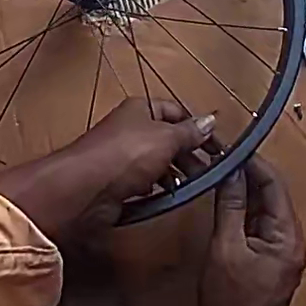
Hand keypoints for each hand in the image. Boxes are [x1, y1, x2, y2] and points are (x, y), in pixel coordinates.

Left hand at [0, 100, 214, 244]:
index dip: (197, 127)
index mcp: (141, 109)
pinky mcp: (119, 181)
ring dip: (176, 173)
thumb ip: (189, 132)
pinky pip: (146, 181)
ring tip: (192, 187)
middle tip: (212, 173)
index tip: (219, 148)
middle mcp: (132, 128)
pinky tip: (166, 196)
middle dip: (190, 153)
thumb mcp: (165, 138)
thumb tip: (211, 119)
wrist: (86, 188)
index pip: (176, 111)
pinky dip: (158, 188)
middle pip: (169, 137)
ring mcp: (124, 155)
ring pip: (159, 161)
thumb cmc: (127, 154)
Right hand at [197, 156, 305, 305]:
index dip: (249, 159)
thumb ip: (230, 203)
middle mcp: (289, 238)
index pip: (273, 182)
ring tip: (212, 163)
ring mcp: (278, 247)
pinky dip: (237, 200)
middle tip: (213, 150)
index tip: (223, 143)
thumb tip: (228, 166)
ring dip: (238, 183)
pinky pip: (254, 216)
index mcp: (288, 236)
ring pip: (260, 201)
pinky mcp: (266, 254)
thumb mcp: (226, 247)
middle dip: (242, 167)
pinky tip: (218, 189)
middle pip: (268, 189)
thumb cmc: (232, 305)